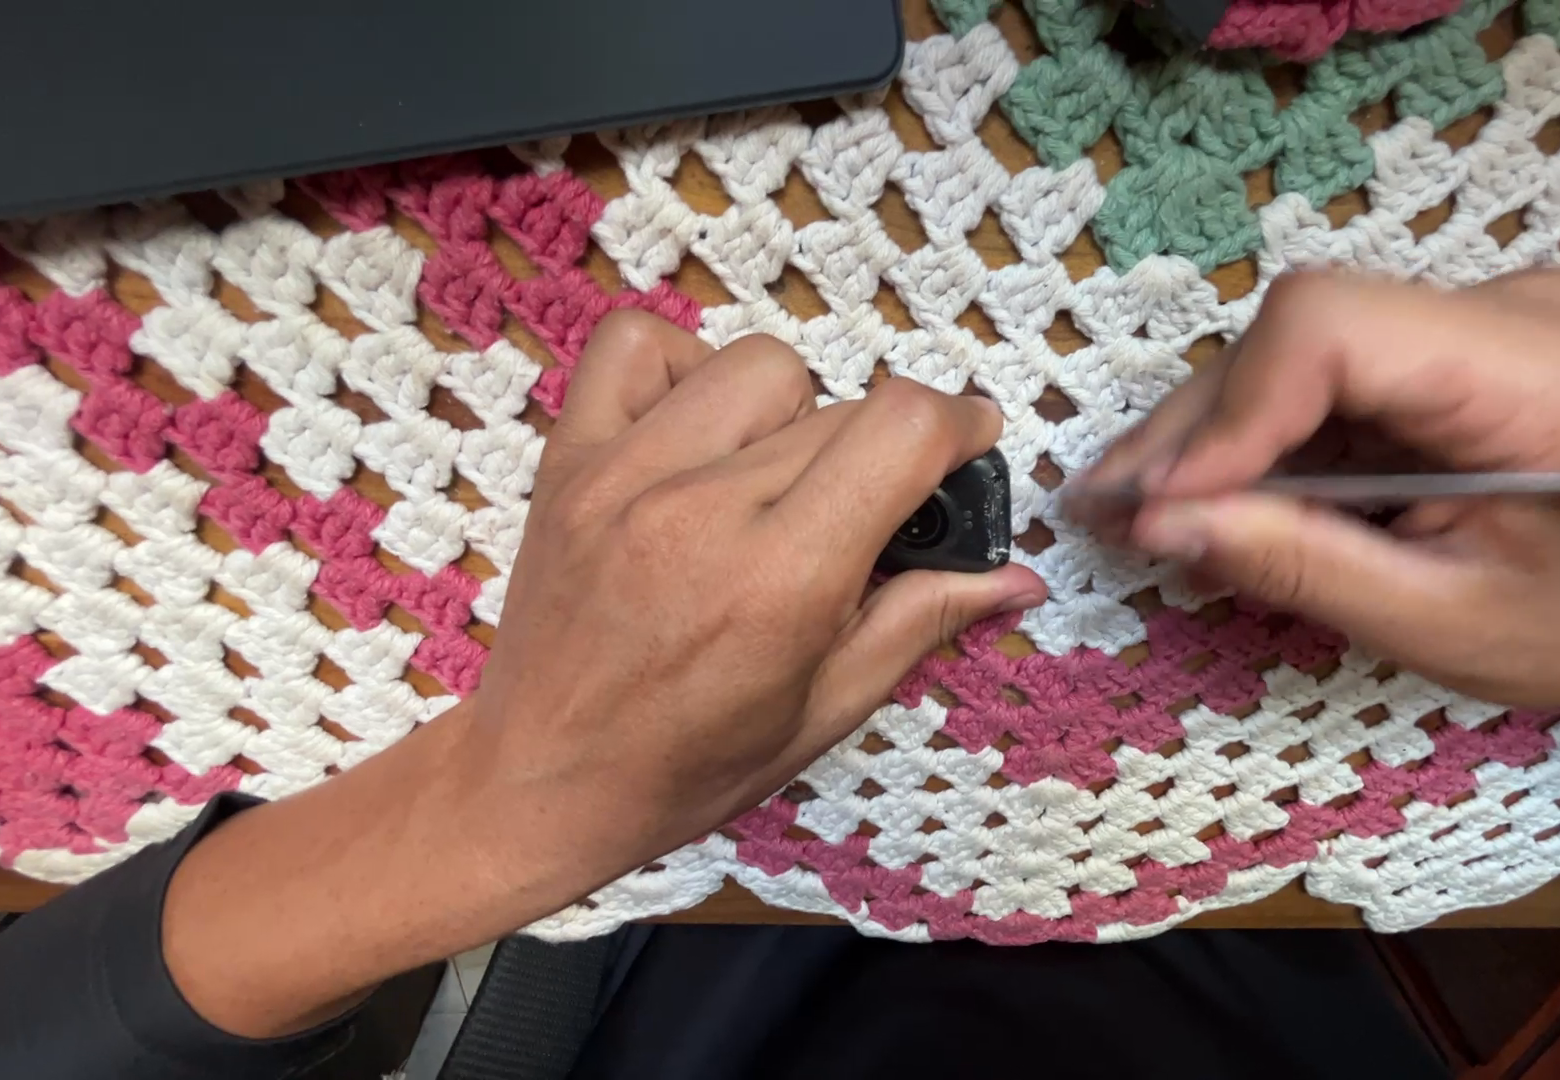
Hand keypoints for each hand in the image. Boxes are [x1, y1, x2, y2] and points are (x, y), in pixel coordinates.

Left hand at [462, 312, 1045, 880]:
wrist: (539, 779)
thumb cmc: (700, 762)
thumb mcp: (832, 706)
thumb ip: (927, 619)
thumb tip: (1020, 577)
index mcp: (783, 579)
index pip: (901, 432)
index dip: (960, 421)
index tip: (972, 440)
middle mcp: (703, 507)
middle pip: (845, 409)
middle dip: (888, 446)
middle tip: (871, 506)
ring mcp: (623, 473)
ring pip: (760, 365)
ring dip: (800, 410)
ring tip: (783, 475)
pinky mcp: (568, 459)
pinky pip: (639, 345)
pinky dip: (687, 371)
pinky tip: (701, 435)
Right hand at [1070, 269, 1559, 710]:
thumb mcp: (1440, 622)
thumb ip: (1296, 566)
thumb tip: (1155, 527)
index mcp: (1528, 368)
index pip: (1329, 327)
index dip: (1226, 414)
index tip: (1159, 507)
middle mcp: (1486, 313)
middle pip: (1283, 346)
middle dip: (1185, 438)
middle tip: (1101, 513)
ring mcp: (1451, 327)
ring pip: (1275, 367)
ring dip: (1195, 446)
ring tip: (1127, 515)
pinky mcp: (1419, 359)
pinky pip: (1299, 392)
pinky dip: (1237, 453)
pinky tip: (1192, 503)